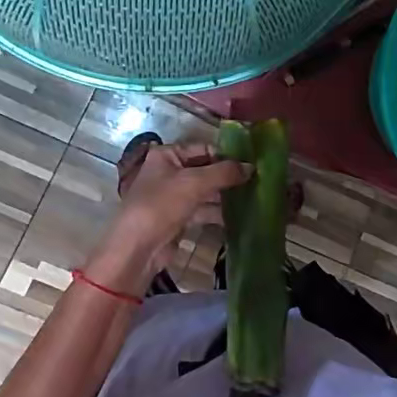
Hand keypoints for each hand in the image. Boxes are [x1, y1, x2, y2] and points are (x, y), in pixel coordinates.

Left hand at [102, 142, 249, 280]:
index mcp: (166, 155)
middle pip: (205, 170)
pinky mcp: (178, 218)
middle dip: (228, 176)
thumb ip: (224, 172)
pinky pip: (203, 210)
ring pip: (205, 191)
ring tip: (254, 196)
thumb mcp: (194, 183)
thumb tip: (252, 166)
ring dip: (226, 195)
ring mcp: (173, 196)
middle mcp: (169, 172)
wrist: (138, 247)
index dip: (226, 154)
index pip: (202, 148)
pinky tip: (241, 215)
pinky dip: (219, 212)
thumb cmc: (162, 205)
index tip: (253, 162)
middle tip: (258, 180)